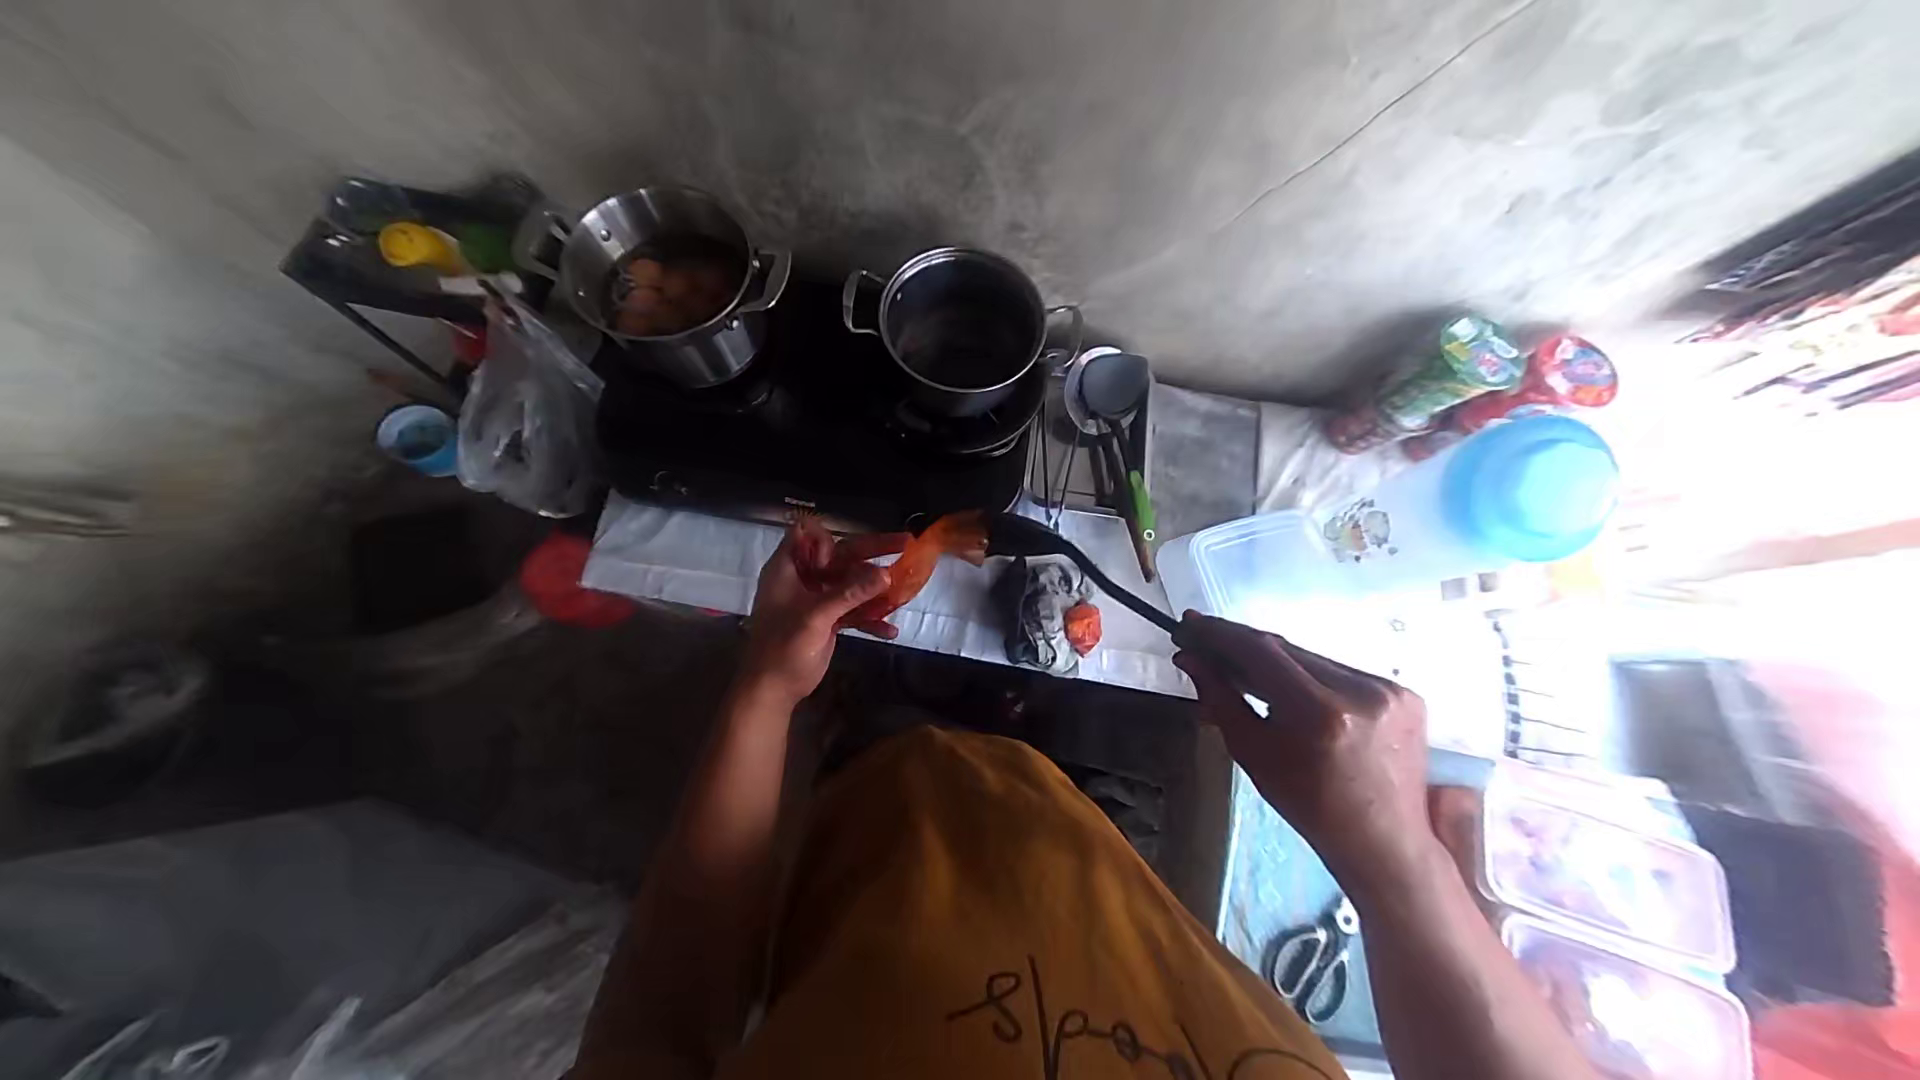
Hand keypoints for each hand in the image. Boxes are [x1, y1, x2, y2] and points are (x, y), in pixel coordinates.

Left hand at [736, 520, 906, 705]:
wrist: (772, 690)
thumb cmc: (783, 647)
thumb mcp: (816, 617)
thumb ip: (851, 594)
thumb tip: (886, 575)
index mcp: (788, 568)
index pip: (807, 534)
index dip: (827, 541)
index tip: (840, 560)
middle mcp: (804, 578)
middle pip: (840, 555)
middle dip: (871, 552)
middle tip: (905, 544)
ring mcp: (817, 599)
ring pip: (851, 582)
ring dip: (876, 586)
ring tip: (907, 586)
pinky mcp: (828, 619)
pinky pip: (854, 609)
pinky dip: (871, 617)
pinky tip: (890, 629)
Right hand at [1172, 612, 1434, 898]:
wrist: (1383, 841)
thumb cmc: (1309, 804)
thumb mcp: (1253, 753)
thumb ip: (1220, 699)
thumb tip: (1190, 658)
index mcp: (1321, 713)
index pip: (1260, 652)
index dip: (1220, 634)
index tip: (1190, 625)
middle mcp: (1360, 691)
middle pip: (1284, 649)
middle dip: (1239, 643)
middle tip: (1202, 642)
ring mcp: (1388, 689)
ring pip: (1309, 656)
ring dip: (1269, 658)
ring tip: (1236, 665)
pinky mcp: (1404, 692)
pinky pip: (1337, 670)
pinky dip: (1304, 673)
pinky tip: (1284, 685)